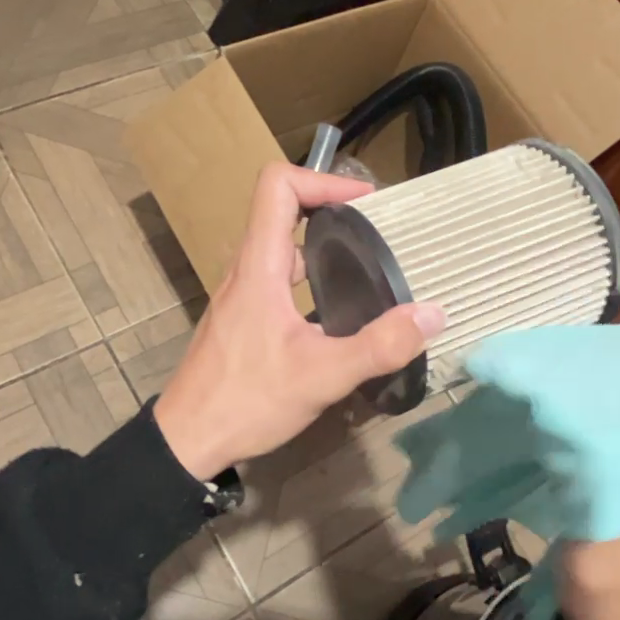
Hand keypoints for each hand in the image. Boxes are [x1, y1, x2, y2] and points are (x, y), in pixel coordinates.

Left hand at [153, 164, 446, 480]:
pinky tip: (337, 316)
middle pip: (282, 214)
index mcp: (259, 266)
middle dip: (333, 213)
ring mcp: (241, 297)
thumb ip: (379, 346)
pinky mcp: (241, 322)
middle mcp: (246, 271)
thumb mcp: (321, 376)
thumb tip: (433, 313)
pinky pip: (277, 282)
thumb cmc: (246, 400)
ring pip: (281, 251)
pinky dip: (310, 282)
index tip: (366, 201)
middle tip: (379, 235)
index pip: (277, 186)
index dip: (322, 179)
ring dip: (322, 250)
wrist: (186, 441)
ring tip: (367, 270)